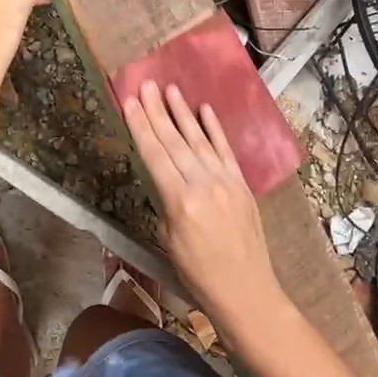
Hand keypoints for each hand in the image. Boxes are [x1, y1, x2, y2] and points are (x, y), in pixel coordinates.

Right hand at [123, 82, 283, 333]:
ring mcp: (225, 182)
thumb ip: (165, 202)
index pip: (155, 154)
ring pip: (199, 140)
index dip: (141, 126)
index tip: (130, 101)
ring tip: (169, 89)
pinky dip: (214, 129)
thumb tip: (162, 176)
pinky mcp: (241, 185)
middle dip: (157, 111)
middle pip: (174, 140)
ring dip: (182, 113)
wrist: (247, 292)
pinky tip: (204, 110)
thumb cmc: (198, 274)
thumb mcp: (168, 239)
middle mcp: (203, 184)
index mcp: (180, 201)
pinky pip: (225, 150)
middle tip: (145, 84)